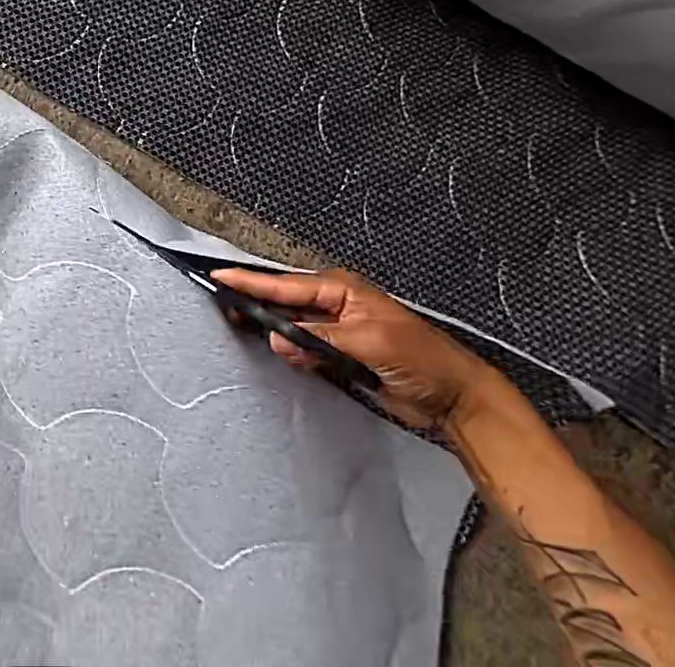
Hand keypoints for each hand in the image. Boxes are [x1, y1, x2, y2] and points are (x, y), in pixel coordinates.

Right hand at [210, 267, 504, 431]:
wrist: (455, 398)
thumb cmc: (425, 360)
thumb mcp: (369, 342)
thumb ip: (320, 338)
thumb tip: (279, 338)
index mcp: (342, 290)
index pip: (285, 285)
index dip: (250, 281)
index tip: (220, 277)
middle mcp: (333, 305)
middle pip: (281, 302)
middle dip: (254, 304)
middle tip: (222, 304)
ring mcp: (332, 329)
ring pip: (287, 325)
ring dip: (272, 331)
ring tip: (243, 327)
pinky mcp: (334, 352)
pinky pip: (299, 347)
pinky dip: (288, 350)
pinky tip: (280, 351)